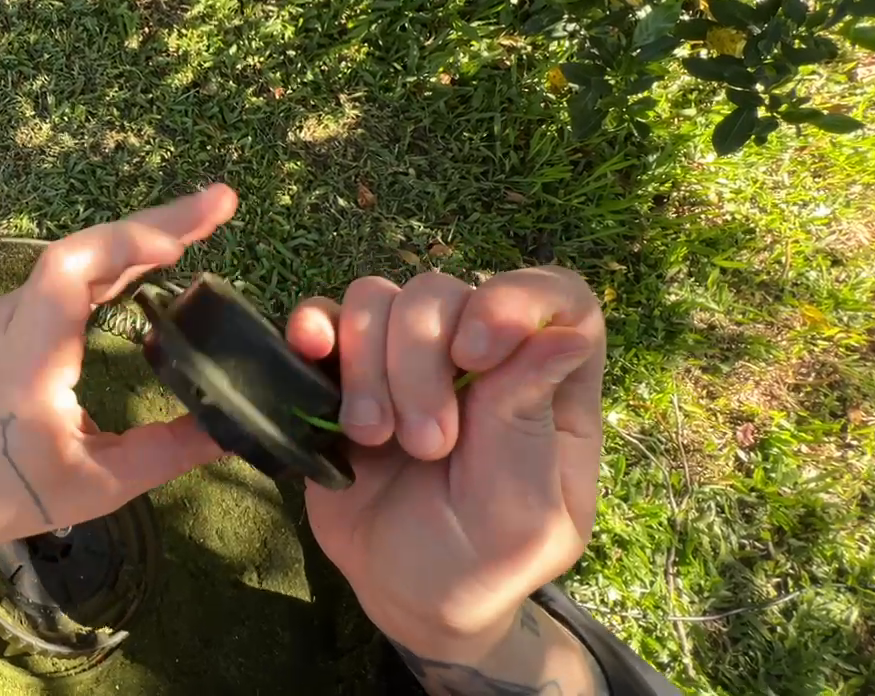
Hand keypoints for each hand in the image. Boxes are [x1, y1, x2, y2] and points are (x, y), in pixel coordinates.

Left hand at [0, 185, 235, 558]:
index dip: (123, 243)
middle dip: (154, 224)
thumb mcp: (96, 483)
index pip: (70, 269)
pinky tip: (147, 262)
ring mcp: (10, 314)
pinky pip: (66, 276)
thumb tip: (234, 427)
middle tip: (219, 204)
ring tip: (199, 225)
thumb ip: (166, 453)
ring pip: (76, 258)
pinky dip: (114, 261)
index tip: (182, 241)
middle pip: (82, 249)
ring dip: (136, 239)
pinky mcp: (13, 321)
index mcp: (28, 354)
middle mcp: (14, 317)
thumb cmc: (6, 494)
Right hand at [285, 267, 605, 661]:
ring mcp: (398, 352)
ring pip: (376, 296)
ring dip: (366, 365)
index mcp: (542, 386)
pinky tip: (310, 352)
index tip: (474, 356)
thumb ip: (528, 423)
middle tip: (423, 444)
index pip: (555, 297)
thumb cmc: (477, 559)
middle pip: (442, 292)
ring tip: (368, 435)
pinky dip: (313, 324)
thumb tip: (564, 335)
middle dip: (419, 365)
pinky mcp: (340, 362)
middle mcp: (470, 352)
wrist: (394, 583)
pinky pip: (321, 313)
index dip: (514, 300)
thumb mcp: (521, 514)